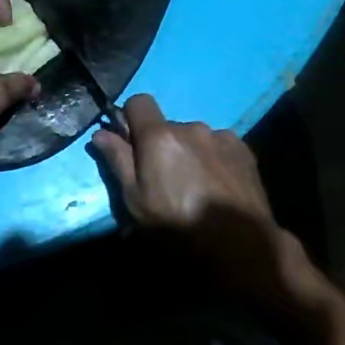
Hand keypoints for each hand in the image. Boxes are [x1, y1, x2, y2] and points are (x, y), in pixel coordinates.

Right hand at [90, 94, 272, 229]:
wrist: (237, 242)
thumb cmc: (176, 222)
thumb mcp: (135, 198)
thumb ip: (118, 160)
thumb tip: (100, 133)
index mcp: (159, 136)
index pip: (139, 101)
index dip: (130, 117)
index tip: (130, 142)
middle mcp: (191, 127)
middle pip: (167, 126)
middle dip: (160, 145)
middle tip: (163, 179)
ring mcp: (221, 136)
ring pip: (194, 137)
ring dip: (188, 152)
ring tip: (194, 185)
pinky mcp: (244, 150)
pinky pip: (218, 146)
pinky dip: (212, 159)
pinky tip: (216, 185)